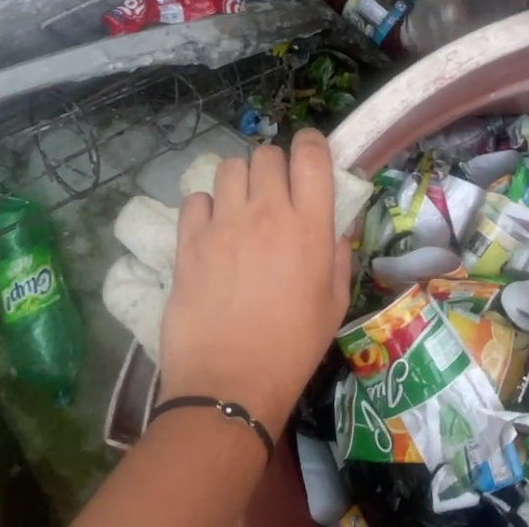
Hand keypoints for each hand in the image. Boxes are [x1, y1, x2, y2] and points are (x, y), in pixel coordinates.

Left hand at [156, 129, 351, 429]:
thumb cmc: (293, 347)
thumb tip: (337, 226)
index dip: (310, 143)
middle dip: (273, 165)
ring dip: (239, 180)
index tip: (309, 155)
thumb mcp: (336, 302)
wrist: (229, 385)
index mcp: (310, 224)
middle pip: (267, 153)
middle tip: (273, 192)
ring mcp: (224, 224)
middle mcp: (268, 212)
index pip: (310, 152)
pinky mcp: (189, 242)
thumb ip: (340, 254)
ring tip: (239, 206)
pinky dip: (205, 206)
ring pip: (229, 167)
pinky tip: (211, 230)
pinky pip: (196, 199)